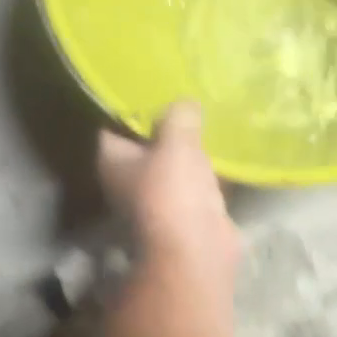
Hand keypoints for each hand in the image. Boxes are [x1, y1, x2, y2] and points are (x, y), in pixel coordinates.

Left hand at [97, 102, 240, 280]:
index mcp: (113, 161)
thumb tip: (186, 103)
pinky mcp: (188, 211)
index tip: (155, 89)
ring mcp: (159, 199)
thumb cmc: (172, 191)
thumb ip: (179, 117)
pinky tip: (224, 150)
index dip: (131, 108)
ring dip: (189, 150)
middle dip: (166, 127)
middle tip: (189, 100)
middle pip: (146, 145)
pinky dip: (208, 170)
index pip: (114, 126)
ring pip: (173, 164)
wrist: (196, 248)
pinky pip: (197, 182)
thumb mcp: (175, 143)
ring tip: (209, 120)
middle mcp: (129, 181)